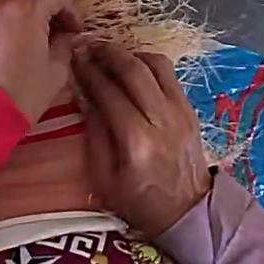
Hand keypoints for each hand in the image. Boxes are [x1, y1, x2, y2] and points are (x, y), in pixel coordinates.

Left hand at [0, 0, 83, 124]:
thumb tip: (69, 37)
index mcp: (27, 10)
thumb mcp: (56, 70)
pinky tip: (9, 34)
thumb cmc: (24, 91)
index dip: (72, 8)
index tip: (76, 28)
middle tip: (57, 14)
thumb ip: (65, 45)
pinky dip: (1, 15)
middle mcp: (0, 5)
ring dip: (21, 0)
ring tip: (33, 21)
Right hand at [75, 45, 213, 239]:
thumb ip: (94, 134)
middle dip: (107, 53)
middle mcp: (162, 120)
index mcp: (137, 140)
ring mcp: (181, 112)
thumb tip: (85, 97)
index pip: (108, 91)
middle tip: (88, 48)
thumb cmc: (140, 201)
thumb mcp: (103, 177)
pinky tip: (131, 70)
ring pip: (156, 64)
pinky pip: (168, 74)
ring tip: (110, 57)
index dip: (87, 72)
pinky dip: (147, 65)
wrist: (191, 215)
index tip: (72, 60)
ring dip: (130, 54)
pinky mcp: (190, 110)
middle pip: (134, 70)